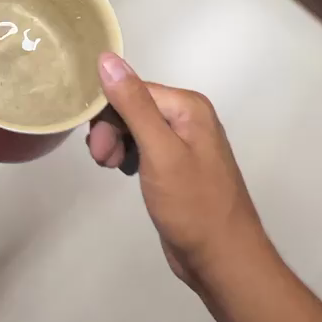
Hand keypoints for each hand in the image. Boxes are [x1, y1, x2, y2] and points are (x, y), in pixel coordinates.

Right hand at [86, 53, 273, 286]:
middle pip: (132, 106)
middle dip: (111, 129)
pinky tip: (121, 170)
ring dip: (115, 142)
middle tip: (101, 159)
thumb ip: (133, 103)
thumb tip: (107, 57)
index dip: (108, 111)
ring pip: (133, 125)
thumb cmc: (193, 206)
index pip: (132, 89)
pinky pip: (142, 145)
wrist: (224, 265)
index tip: (96, 143)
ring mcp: (184, 142)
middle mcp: (188, 117)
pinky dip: (127, 154)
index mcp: (188, 106)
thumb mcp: (159, 151)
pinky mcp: (176, 165)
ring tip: (109, 166)